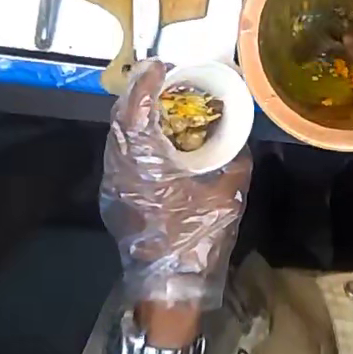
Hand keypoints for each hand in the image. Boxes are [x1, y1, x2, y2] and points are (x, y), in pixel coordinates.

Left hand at [101, 61, 251, 308]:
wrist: (168, 289)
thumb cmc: (196, 241)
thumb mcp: (227, 197)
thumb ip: (235, 161)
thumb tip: (240, 136)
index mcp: (144, 163)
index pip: (136, 109)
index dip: (147, 81)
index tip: (163, 64)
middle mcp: (120, 166)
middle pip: (120, 115)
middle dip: (139, 90)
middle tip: (164, 76)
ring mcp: (112, 181)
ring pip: (116, 133)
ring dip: (134, 111)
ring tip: (161, 99)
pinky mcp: (114, 193)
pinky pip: (119, 150)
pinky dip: (133, 132)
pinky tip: (154, 132)